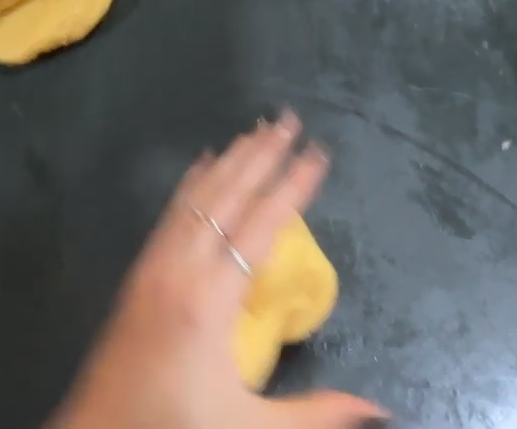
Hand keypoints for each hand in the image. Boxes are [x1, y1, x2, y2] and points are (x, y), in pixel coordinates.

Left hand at [51, 112, 386, 428]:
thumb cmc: (174, 428)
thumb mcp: (248, 427)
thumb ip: (315, 413)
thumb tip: (378, 408)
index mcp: (211, 299)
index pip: (262, 224)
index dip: (293, 185)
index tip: (317, 152)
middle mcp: (181, 268)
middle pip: (228, 196)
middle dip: (261, 154)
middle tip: (289, 120)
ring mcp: (155, 266)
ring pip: (198, 197)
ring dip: (230, 161)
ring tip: (256, 130)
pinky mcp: (139, 273)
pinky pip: (172, 212)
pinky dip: (193, 182)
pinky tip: (203, 164)